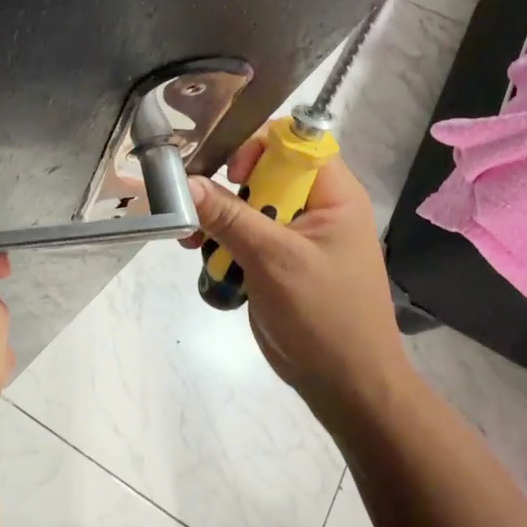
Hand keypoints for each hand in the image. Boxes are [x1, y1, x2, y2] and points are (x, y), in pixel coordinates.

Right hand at [181, 124, 411, 411]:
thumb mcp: (273, 260)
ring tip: (192, 240)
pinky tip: (200, 253)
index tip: (231, 176)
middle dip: (224, 187)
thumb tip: (181, 181)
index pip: (295, 141)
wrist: (345, 385)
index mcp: (334, 196)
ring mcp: (295, 234)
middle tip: (196, 209)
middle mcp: (316, 207)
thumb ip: (228, 217)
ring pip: (244, 201)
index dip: (259, 147)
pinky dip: (218, 239)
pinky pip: (241, 231)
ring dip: (215, 216)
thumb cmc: (324, 316)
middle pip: (262, 170)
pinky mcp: (276, 259)